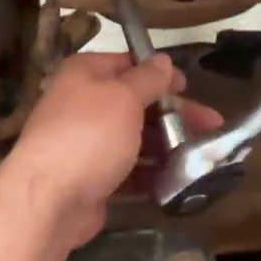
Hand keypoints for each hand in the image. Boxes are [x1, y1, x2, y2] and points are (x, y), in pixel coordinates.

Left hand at [0, 52, 220, 249]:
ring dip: (166, 146)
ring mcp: (87, 142)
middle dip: (173, 115)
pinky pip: (128, 169)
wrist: (49, 200)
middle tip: (211, 127)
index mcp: (86, 73)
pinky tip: (179, 180)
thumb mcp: (123, 98)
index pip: (129, 64)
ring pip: (135, 138)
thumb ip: (148, 79)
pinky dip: (151, 173)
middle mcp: (84, 102)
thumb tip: (164, 60)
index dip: (161, 74)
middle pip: (137, 103)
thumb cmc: (89, 135)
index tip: (191, 87)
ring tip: (203, 157)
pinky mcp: (93, 177)